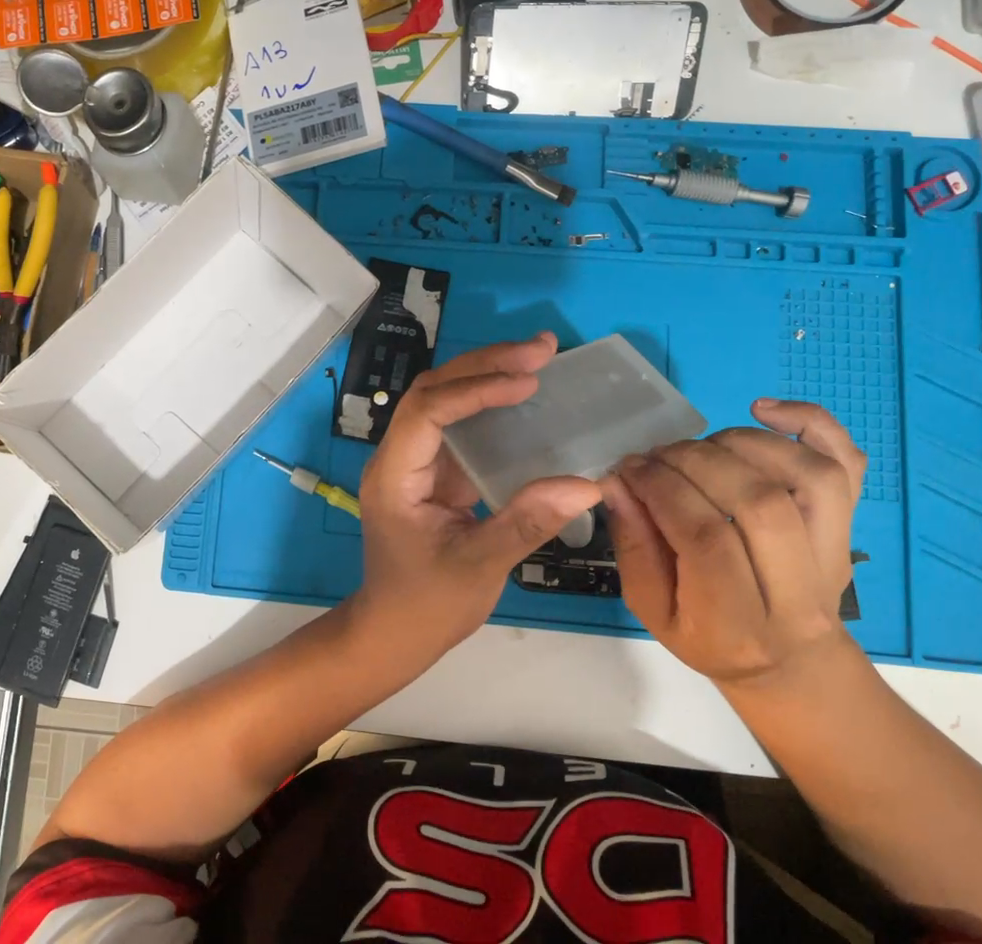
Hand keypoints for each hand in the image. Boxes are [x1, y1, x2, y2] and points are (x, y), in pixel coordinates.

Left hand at [355, 333, 603, 652]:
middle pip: (432, 393)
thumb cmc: (426, 604)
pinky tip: (526, 397)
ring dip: (487, 376)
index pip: (426, 412)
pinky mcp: (435, 476)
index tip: (525, 382)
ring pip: (444, 402)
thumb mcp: (479, 566)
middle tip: (542, 349)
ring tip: (539, 358)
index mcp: (395, 477)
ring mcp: (416, 465)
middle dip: (484, 366)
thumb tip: (587, 485)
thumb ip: (526, 522)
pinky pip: (461, 428)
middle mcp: (399, 460)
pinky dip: (491, 408)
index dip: (474, 389)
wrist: (394, 632)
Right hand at [601, 399, 867, 689]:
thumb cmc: (709, 638)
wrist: (790, 662)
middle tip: (654, 456)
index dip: (663, 491)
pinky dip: (811, 423)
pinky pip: (846, 462)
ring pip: (806, 475)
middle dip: (693, 463)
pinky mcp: (849, 522)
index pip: (707, 539)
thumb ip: (634, 547)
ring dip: (740, 444)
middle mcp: (797, 587)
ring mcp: (833, 550)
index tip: (628, 469)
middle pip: (757, 502)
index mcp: (739, 621)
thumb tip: (617, 483)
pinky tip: (765, 410)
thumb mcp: (653, 609)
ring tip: (696, 449)